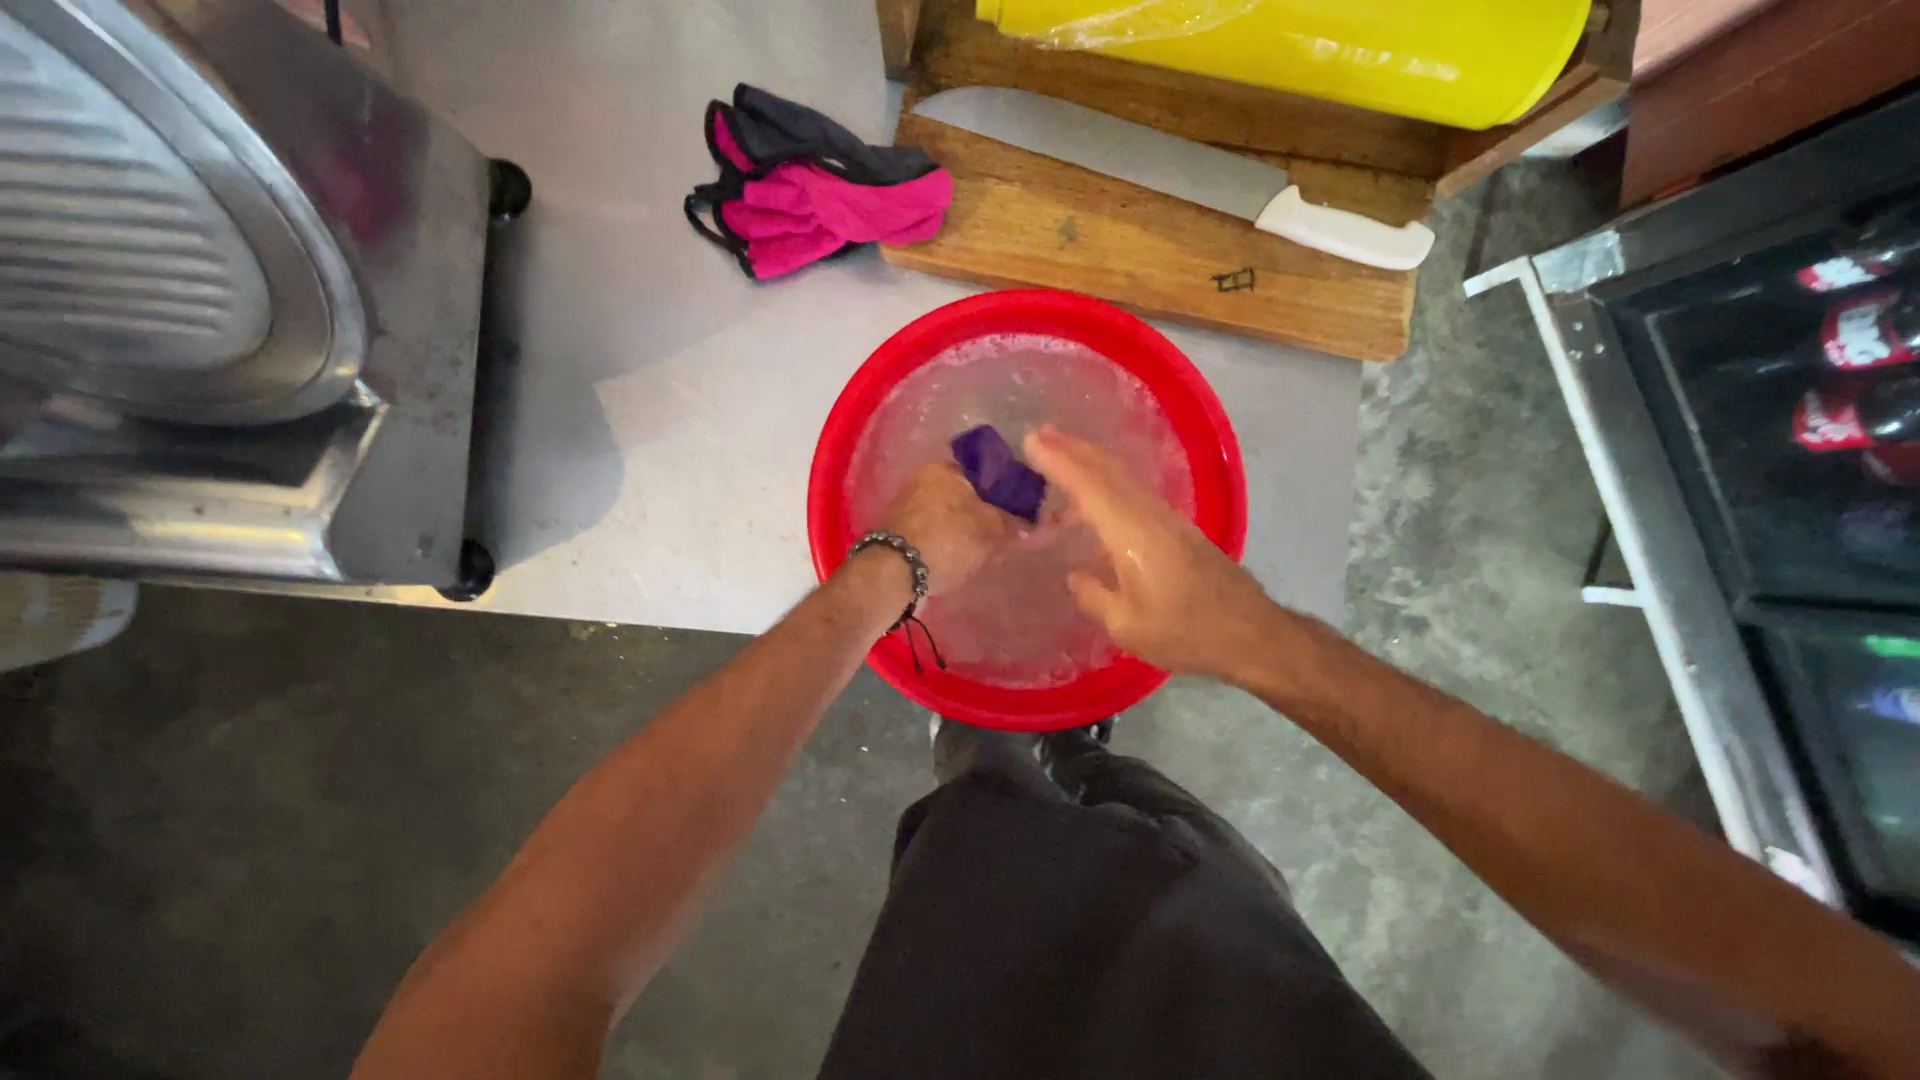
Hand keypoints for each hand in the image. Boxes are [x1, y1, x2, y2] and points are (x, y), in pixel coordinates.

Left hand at [878, 462, 1019, 594]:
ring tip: (985, 553)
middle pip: (967, 496)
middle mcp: (922, 480)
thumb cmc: (947, 540)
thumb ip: (1016, 524)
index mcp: (944, 468)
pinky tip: (961, 560)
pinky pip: (935, 534)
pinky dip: (948, 545)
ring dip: (967, 532)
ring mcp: (908, 507)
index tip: (1021, 512)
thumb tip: (1038, 524)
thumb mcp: (991, 530)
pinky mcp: (900, 533)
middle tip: (1006, 536)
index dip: (1006, 492)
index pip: (985, 472)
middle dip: (986, 515)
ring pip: (951, 516)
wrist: (894, 574)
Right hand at [1023, 425, 1281, 679]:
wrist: (1251, 633)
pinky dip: (1108, 482)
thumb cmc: (1186, 633)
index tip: (1031, 441)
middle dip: (1073, 449)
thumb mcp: (1127, 626)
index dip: (1059, 461)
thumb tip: (1075, 576)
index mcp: (1132, 534)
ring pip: (1123, 478)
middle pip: (1108, 471)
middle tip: (1039, 434)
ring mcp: (1168, 520)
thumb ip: (1095, 597)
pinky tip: (1096, 496)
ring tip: (1060, 453)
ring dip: (1091, 461)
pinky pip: (1134, 493)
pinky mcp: (1178, 530)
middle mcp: (1150, 516)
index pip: (1088, 486)